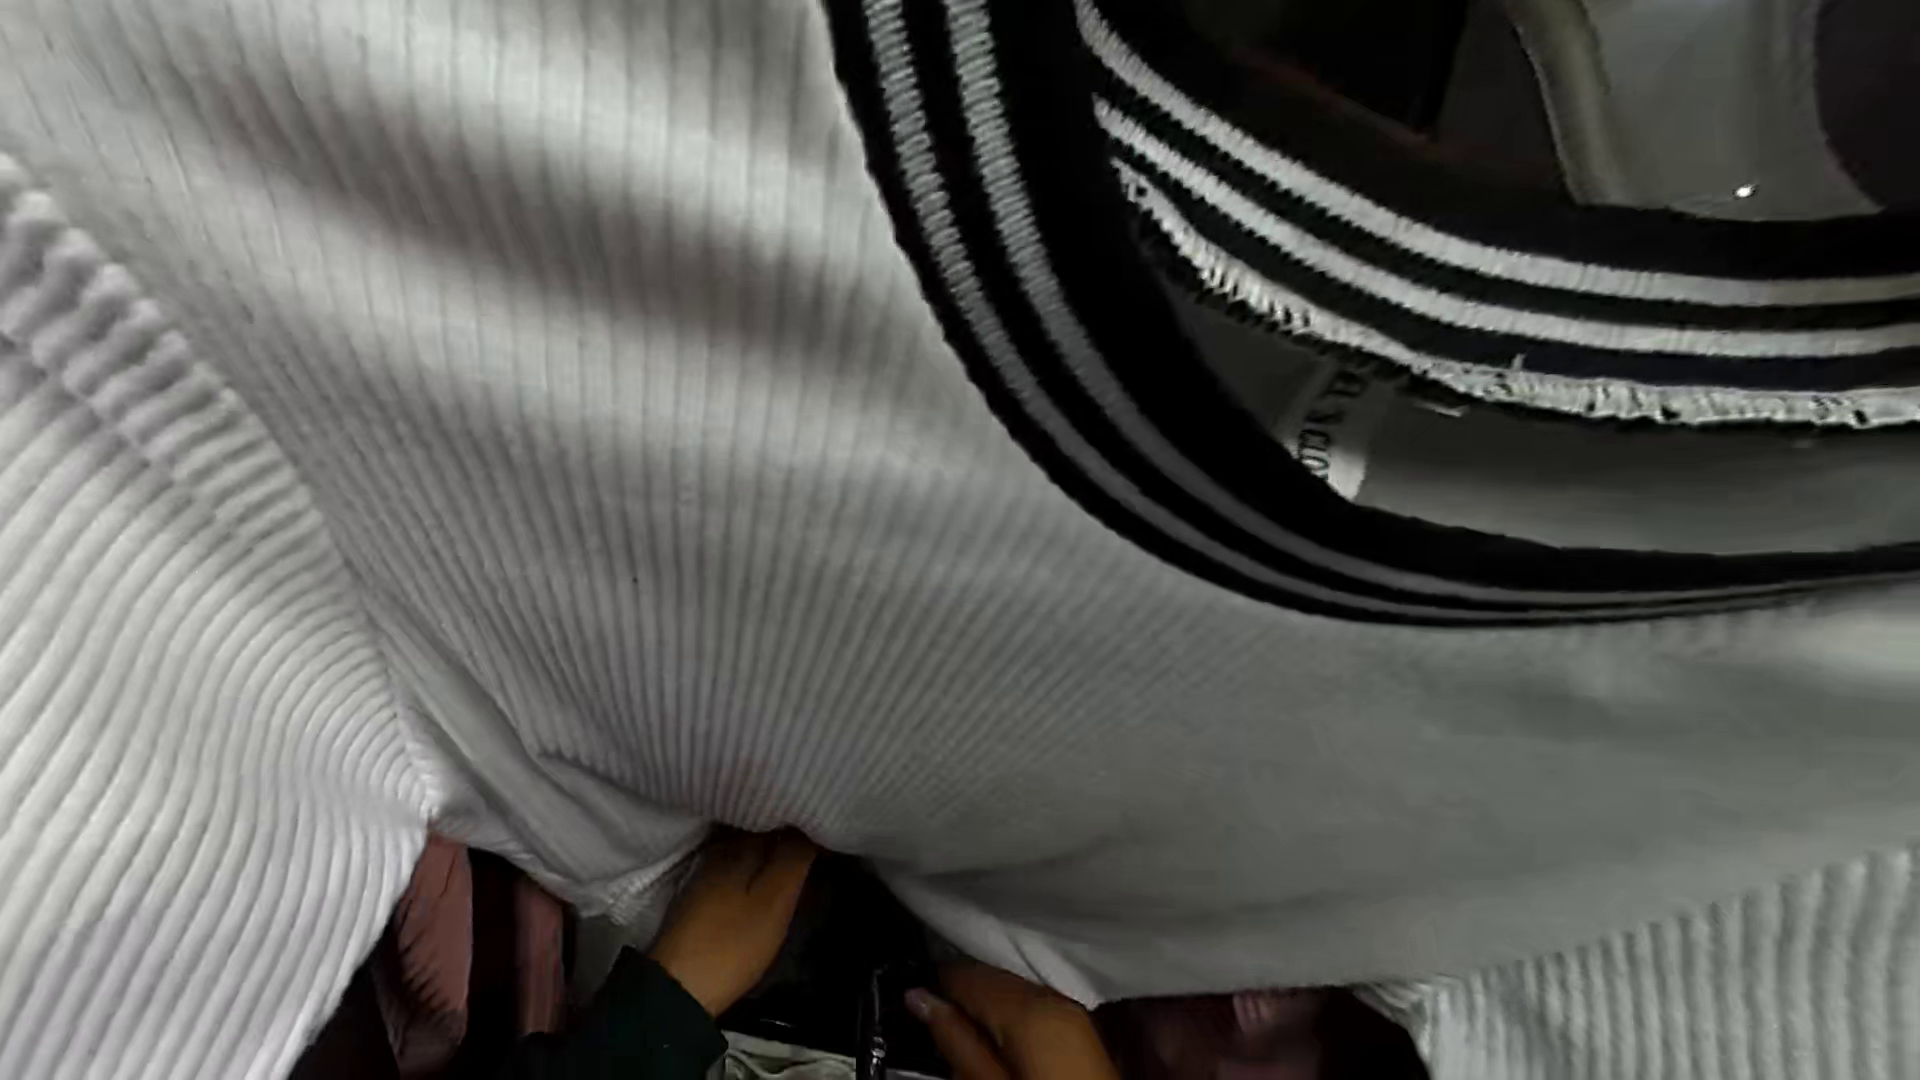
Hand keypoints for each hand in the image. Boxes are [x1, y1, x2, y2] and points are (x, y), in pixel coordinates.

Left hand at [647, 828, 816, 1015]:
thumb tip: (811, 822)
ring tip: (799, 850)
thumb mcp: (775, 900)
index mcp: (740, 843)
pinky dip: (756, 862)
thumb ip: (795, 856)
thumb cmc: (732, 943)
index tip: (825, 823)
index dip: (804, 817)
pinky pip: (737, 862)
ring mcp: (706, 871)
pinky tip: (767, 872)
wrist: (674, 994)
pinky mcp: (698, 894)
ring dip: (772, 844)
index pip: (779, 815)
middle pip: (762, 826)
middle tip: (818, 835)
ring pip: (749, 843)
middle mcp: (720, 847)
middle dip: (788, 827)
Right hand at [905, 963, 1120, 1079]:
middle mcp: (1052, 992)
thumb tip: (919, 997)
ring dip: (988, 995)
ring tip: (963, 1015)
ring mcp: (1071, 1005)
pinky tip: (998, 1025)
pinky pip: (1035, 998)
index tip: (915, 987)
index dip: (939, 979)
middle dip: (964, 987)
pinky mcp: (1079, 1022)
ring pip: (1015, 984)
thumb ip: (955, 1040)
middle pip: (994, 976)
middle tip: (934, 1003)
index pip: (970, 974)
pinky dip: (1012, 1006)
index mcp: (1028, 1006)